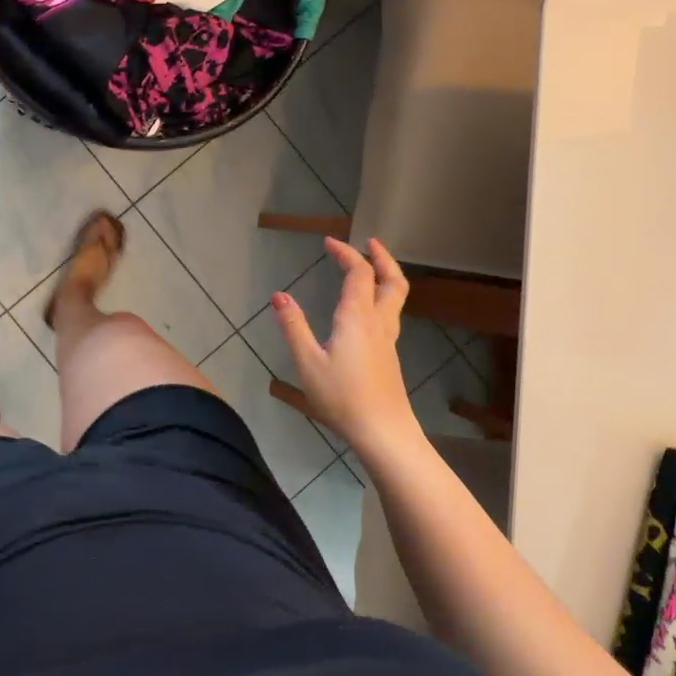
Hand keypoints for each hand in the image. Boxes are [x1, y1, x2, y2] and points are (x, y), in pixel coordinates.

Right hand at [272, 237, 420, 455]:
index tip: (328, 242)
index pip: (358, 274)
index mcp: (357, 319)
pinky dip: (381, 297)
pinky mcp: (389, 356)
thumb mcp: (308, 363)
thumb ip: (294, 327)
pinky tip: (366, 308)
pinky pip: (390, 314)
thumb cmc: (342, 397)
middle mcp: (378, 323)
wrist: (383, 432)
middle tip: (369, 243)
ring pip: (396, 298)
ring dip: (386, 275)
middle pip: (392, 281)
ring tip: (371, 267)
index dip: (346, 253)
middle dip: (381, 258)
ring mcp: (388, 340)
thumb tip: (279, 296)